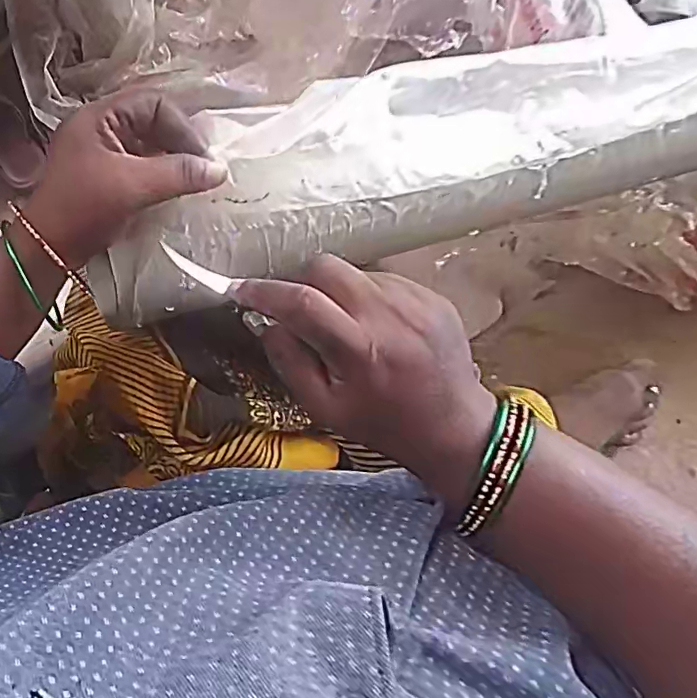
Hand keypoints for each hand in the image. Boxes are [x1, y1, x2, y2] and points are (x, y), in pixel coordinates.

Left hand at [19, 87, 229, 262]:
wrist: (45, 247)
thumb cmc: (83, 209)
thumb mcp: (133, 186)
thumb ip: (178, 173)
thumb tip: (219, 169)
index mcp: (96, 117)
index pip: (152, 103)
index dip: (182, 126)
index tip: (201, 157)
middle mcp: (95, 127)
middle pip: (149, 120)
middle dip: (178, 141)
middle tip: (203, 165)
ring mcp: (95, 151)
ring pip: (144, 143)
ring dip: (170, 158)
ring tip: (193, 178)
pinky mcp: (99, 175)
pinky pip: (136, 163)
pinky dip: (157, 172)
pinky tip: (173, 188)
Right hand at [232, 255, 498, 494]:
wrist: (457, 429)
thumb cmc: (381, 423)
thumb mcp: (320, 406)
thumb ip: (287, 359)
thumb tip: (266, 321)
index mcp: (360, 349)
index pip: (301, 301)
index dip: (262, 291)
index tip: (239, 291)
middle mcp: (390, 317)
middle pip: (324, 268)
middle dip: (297, 281)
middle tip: (293, 307)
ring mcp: (417, 303)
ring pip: (351, 270)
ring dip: (331, 289)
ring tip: (337, 321)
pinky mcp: (432, 298)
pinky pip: (379, 278)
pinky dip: (361, 294)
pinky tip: (367, 323)